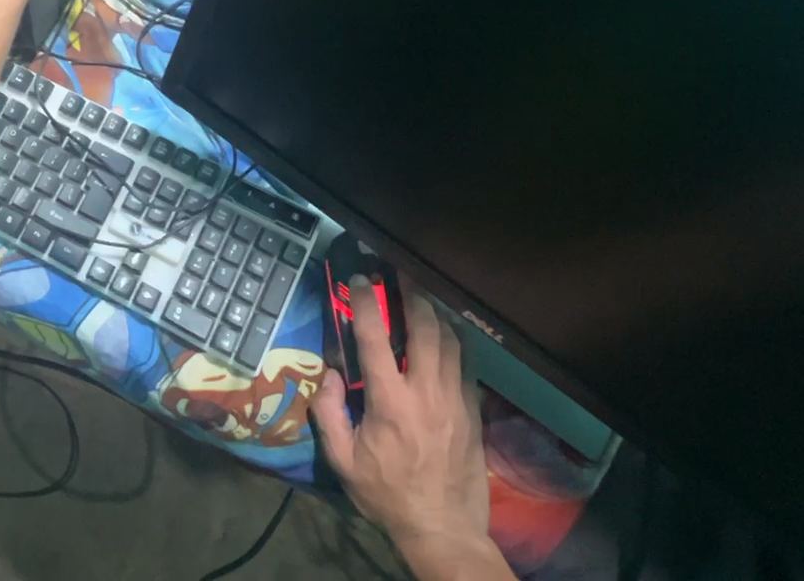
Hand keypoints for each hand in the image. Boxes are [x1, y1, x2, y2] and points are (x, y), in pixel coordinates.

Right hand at [315, 281, 511, 579]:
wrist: (443, 529)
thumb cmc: (387, 494)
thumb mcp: (343, 460)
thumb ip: (329, 413)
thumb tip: (330, 373)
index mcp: (391, 401)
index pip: (374, 338)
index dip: (365, 302)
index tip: (358, 280)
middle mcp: (426, 392)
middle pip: (424, 327)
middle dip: (411, 294)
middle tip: (399, 273)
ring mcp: (455, 400)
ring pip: (451, 340)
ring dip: (435, 312)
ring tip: (421, 295)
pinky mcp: (473, 411)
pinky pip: (466, 363)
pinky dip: (455, 339)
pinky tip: (446, 332)